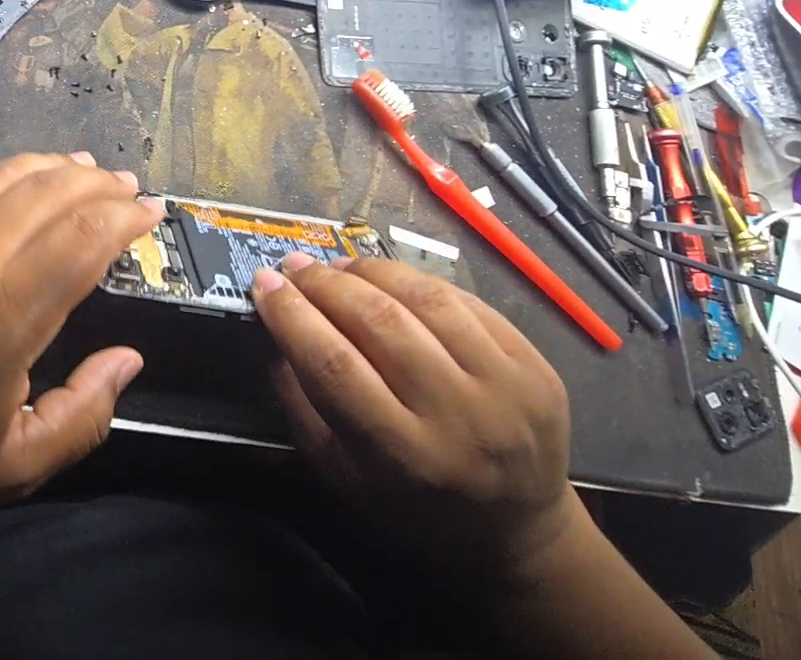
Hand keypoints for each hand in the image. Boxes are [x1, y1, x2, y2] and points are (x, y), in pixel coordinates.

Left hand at [0, 152, 164, 545]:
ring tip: (87, 169)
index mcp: (2, 316)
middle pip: (50, 193)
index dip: (126, 218)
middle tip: (129, 190)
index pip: (82, 237)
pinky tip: (17, 174)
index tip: (152, 215)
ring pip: (5, 176)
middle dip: (100, 185)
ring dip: (54, 167)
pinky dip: (0, 170)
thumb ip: (84, 415)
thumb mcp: (11, 467)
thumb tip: (128, 360)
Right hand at [251, 255, 584, 581]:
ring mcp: (507, 387)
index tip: (264, 283)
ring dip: (371, 271)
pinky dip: (416, 281)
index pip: (334, 365)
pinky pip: (466, 301)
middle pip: (379, 322)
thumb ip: (300, 399)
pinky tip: (387, 279)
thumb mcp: (337, 470)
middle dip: (325, 285)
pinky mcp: (536, 366)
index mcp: (402, 456)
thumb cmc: (409, 507)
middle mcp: (460, 419)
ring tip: (338, 267)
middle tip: (295, 267)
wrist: (516, 533)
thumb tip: (275, 327)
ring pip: (426, 299)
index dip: (291, 315)